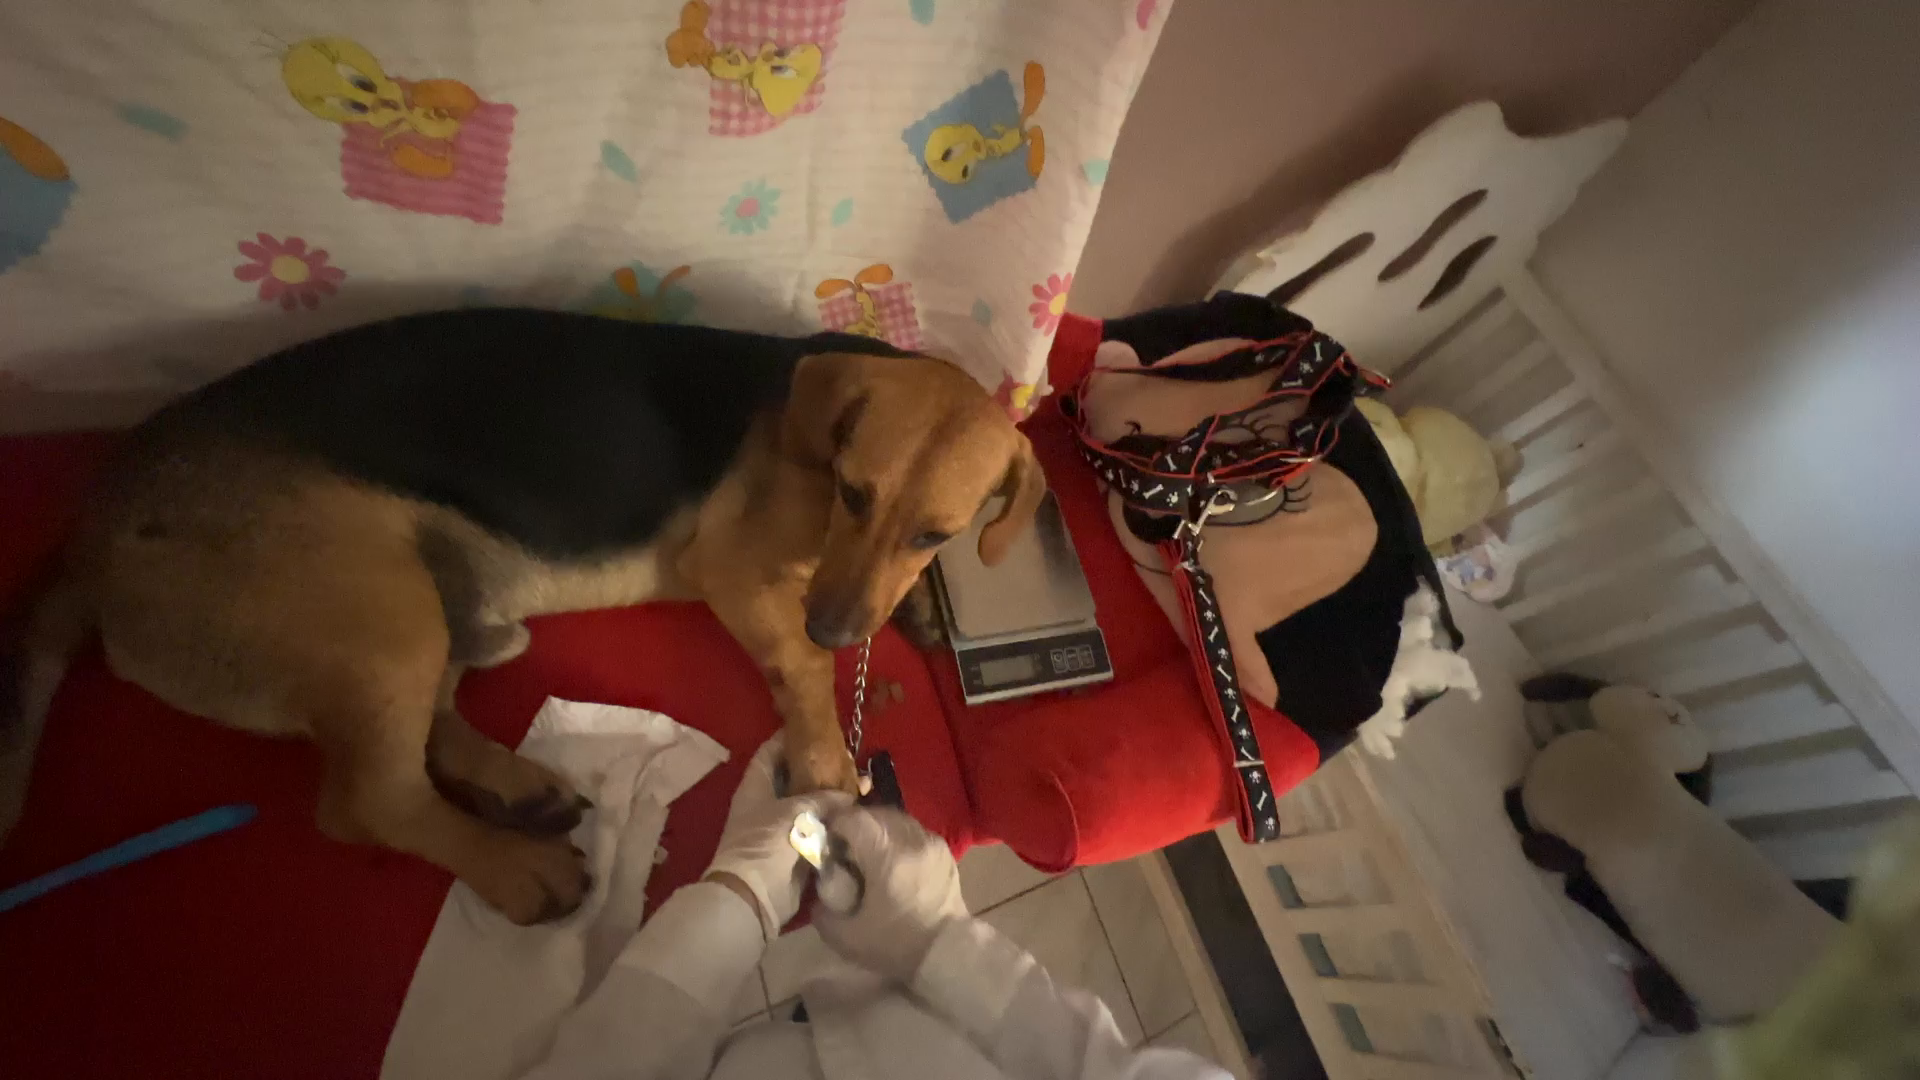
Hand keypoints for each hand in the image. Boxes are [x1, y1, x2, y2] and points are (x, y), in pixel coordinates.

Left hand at [705, 735, 849, 939]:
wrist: (756, 897)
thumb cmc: (768, 842)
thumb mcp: (798, 810)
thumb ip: (825, 797)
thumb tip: (849, 794)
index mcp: (756, 785)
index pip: (771, 750)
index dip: (790, 736)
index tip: (817, 728)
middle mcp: (766, 802)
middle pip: (794, 776)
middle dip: (820, 769)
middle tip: (849, 759)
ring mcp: (780, 827)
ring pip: (809, 803)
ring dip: (831, 798)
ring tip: (860, 785)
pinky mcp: (794, 850)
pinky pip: (817, 829)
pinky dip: (833, 823)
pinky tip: (856, 814)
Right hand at [812, 806, 966, 981]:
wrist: (946, 953)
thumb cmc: (896, 946)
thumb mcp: (847, 937)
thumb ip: (823, 910)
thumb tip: (817, 889)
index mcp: (888, 855)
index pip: (855, 819)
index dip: (835, 824)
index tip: (826, 840)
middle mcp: (911, 838)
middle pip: (875, 813)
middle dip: (855, 824)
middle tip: (844, 847)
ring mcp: (930, 840)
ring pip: (895, 818)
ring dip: (877, 827)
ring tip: (867, 851)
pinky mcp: (942, 847)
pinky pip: (912, 829)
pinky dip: (897, 835)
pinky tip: (892, 858)